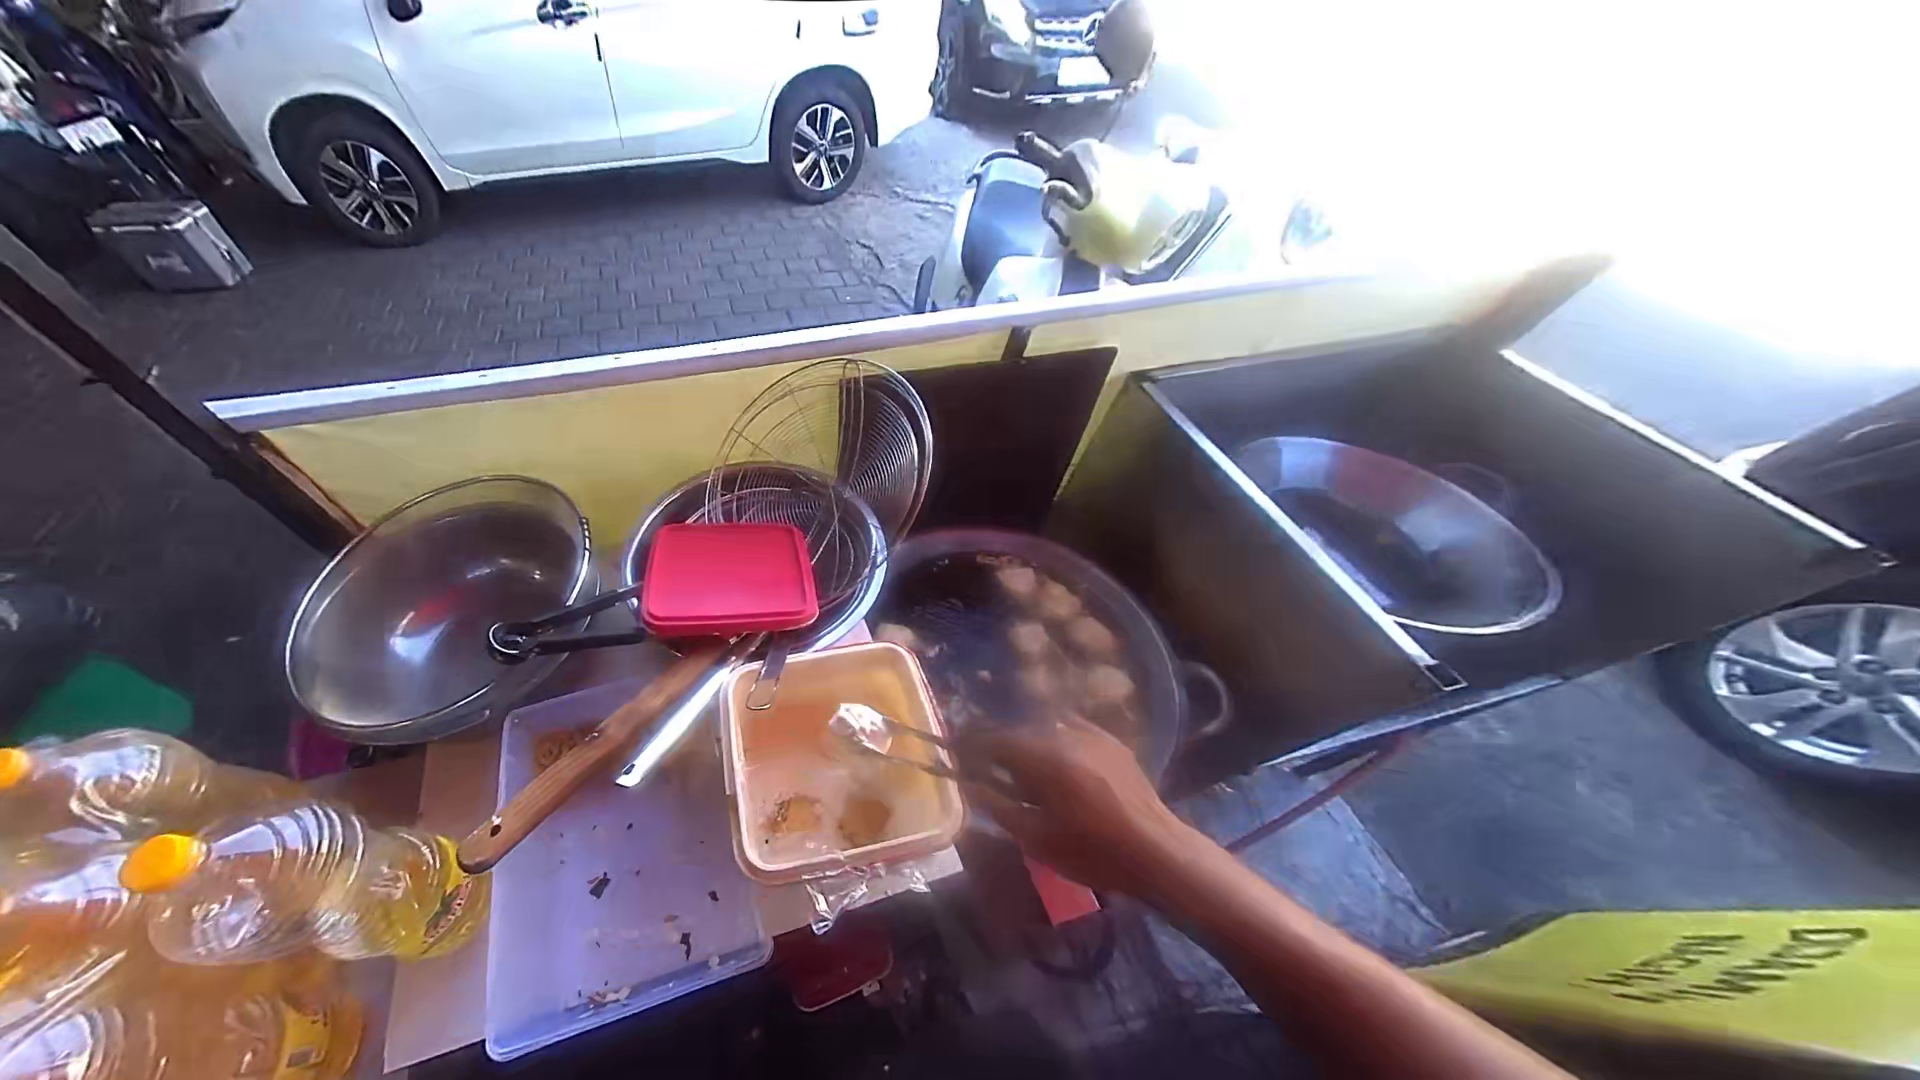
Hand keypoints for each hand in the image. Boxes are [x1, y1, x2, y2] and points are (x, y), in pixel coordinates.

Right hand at [961, 713, 1192, 896]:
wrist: (1155, 851)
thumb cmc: (1092, 852)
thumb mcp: (1036, 838)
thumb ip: (998, 806)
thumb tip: (968, 784)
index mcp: (1044, 759)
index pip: (994, 740)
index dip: (970, 744)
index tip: (954, 750)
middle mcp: (1065, 735)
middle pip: (1018, 729)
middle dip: (995, 741)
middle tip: (980, 758)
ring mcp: (1091, 734)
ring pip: (1044, 726)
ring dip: (1024, 738)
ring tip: (1015, 760)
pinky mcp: (1110, 741)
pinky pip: (1072, 727)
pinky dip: (1053, 735)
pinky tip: (1051, 749)